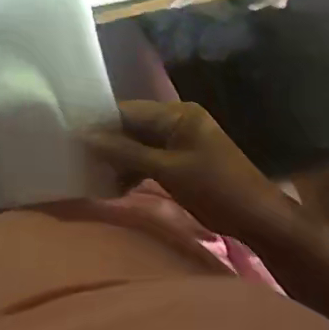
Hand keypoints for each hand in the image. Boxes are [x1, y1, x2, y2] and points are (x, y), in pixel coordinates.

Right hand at [84, 100, 307, 227]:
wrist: (258, 219)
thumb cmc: (215, 188)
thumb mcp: (167, 169)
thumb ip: (125, 151)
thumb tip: (85, 137)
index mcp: (178, 114)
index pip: (129, 110)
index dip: (100, 122)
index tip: (70, 134)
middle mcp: (177, 121)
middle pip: (131, 126)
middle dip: (106, 142)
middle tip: (75, 156)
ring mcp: (179, 142)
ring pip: (137, 144)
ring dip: (117, 159)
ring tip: (91, 173)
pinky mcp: (179, 162)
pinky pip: (147, 159)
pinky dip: (131, 170)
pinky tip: (113, 185)